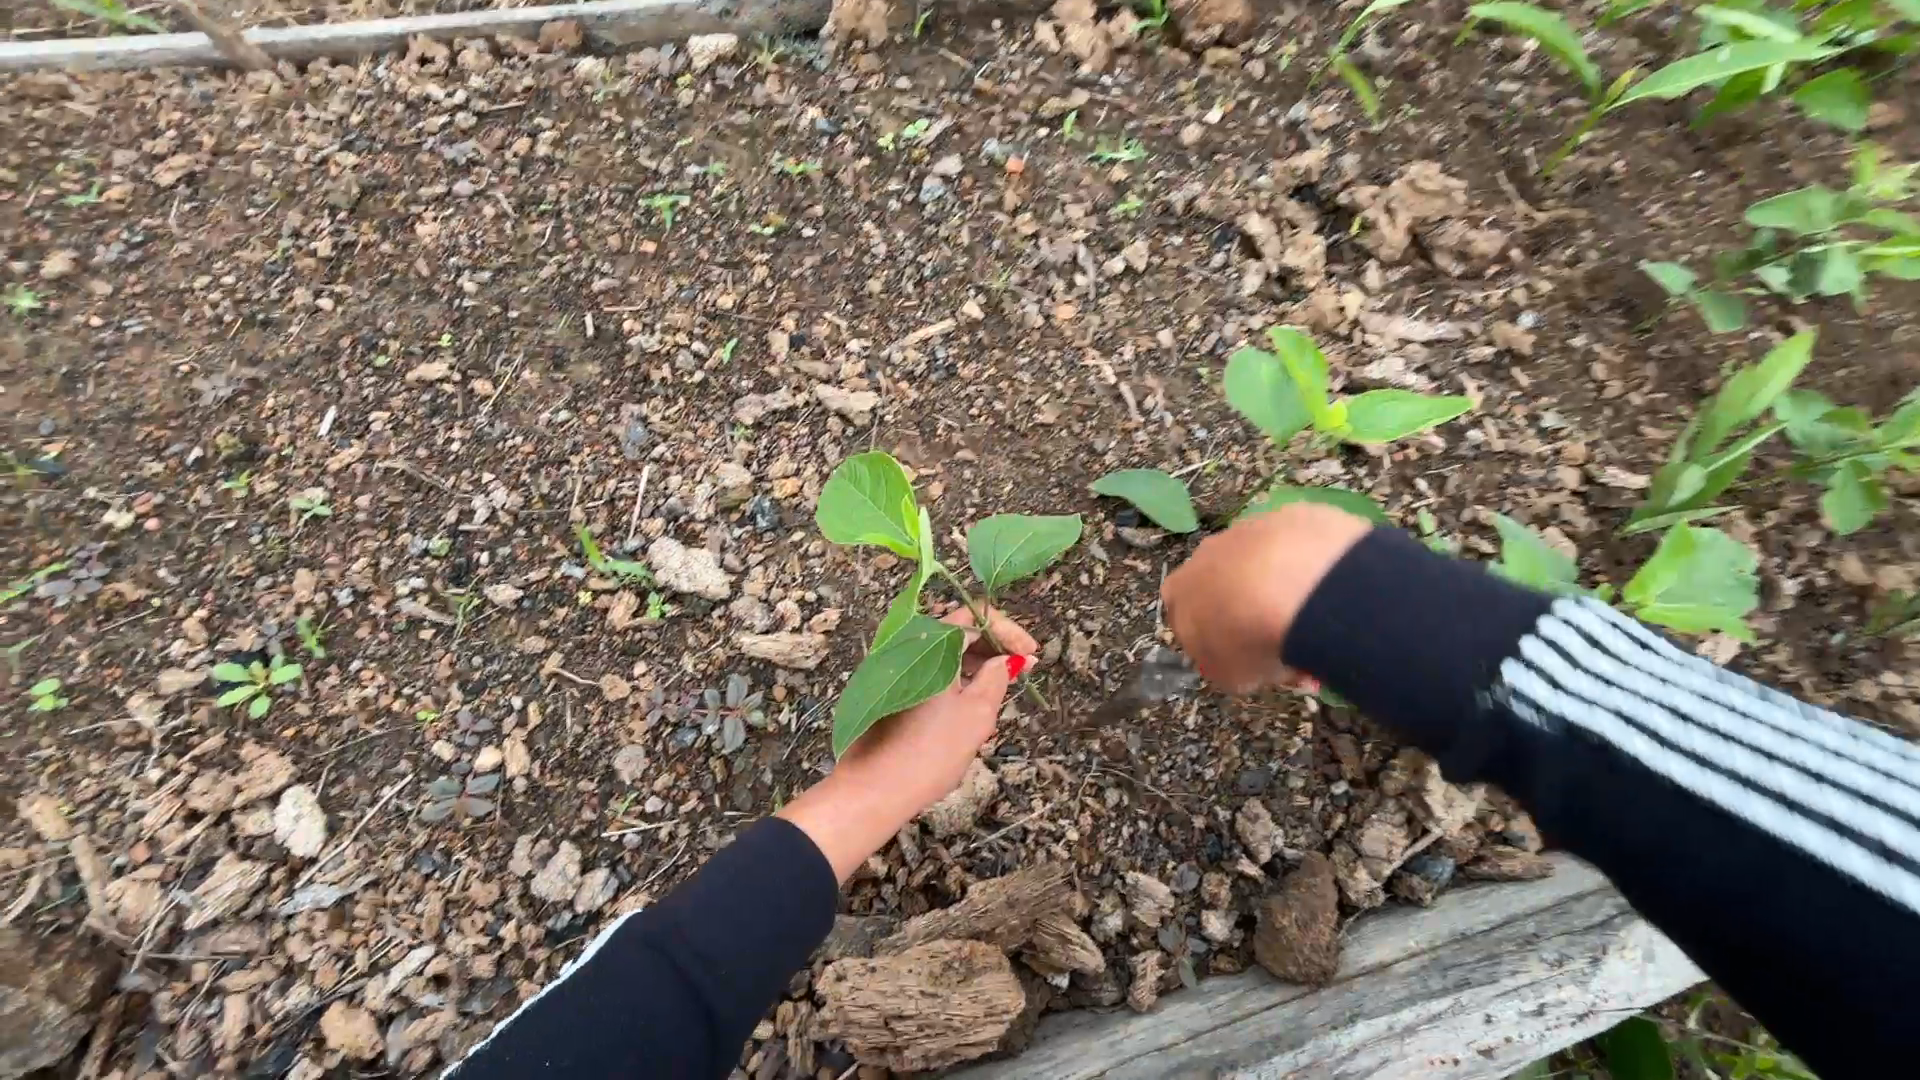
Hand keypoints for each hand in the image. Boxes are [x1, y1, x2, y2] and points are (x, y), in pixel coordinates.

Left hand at [776, 606, 1036, 881]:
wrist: (872, 789)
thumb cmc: (929, 751)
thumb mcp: (977, 713)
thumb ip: (998, 676)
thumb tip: (1009, 658)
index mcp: (930, 641)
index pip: (976, 615)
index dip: (1009, 631)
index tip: (1032, 654)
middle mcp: (908, 644)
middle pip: (958, 629)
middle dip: (994, 646)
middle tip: (1022, 668)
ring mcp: (894, 666)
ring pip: (944, 652)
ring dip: (976, 662)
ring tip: (1001, 686)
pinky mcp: (890, 689)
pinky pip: (929, 670)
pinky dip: (955, 676)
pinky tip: (971, 700)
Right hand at [1161, 503, 1371, 694]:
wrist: (1298, 586)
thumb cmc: (1250, 638)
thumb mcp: (1229, 675)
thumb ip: (1224, 665)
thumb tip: (1238, 659)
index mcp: (1181, 589)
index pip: (1185, 613)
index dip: (1213, 637)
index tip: (1239, 656)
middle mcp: (1208, 553)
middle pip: (1227, 584)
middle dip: (1252, 611)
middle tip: (1285, 645)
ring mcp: (1251, 528)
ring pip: (1266, 564)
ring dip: (1284, 590)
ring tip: (1317, 624)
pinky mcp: (1293, 514)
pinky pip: (1302, 547)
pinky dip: (1314, 568)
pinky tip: (1334, 593)